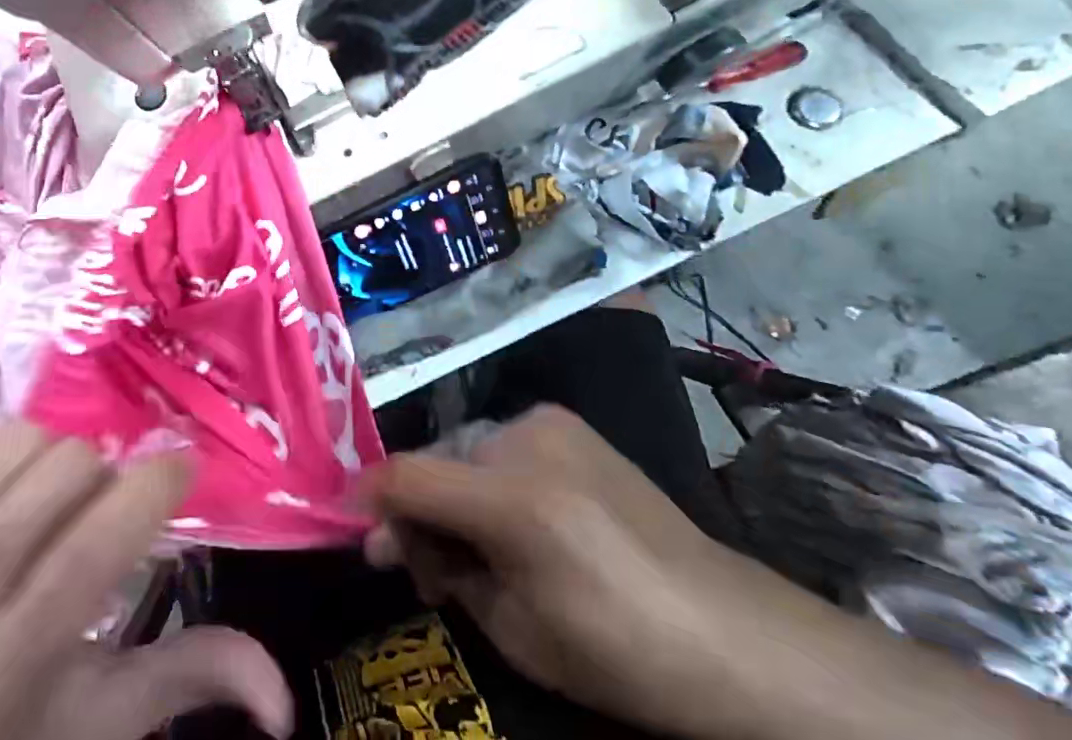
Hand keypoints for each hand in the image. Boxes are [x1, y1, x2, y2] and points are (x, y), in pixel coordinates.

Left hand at [0, 395, 293, 739]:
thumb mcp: (100, 722)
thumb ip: (192, 680)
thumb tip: (285, 697)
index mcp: (5, 662)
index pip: (103, 534)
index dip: (160, 481)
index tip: (180, 469)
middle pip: (61, 469)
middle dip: (106, 472)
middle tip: (111, 497)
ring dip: (44, 453)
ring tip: (55, 487)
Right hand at [363, 405, 729, 733]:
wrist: (720, 626)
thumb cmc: (611, 648)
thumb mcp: (509, 626)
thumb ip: (441, 567)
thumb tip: (393, 537)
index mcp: (512, 500)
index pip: (406, 477)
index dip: (367, 499)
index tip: (351, 525)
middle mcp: (528, 440)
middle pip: (435, 461)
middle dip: (417, 509)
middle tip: (418, 563)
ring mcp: (554, 423)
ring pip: (468, 451)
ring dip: (454, 493)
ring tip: (472, 547)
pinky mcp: (574, 425)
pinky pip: (505, 444)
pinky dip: (489, 477)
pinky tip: (512, 516)